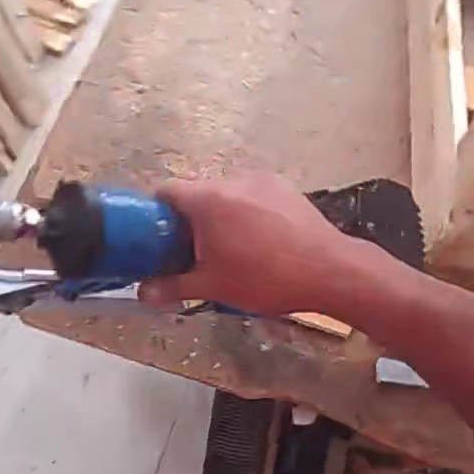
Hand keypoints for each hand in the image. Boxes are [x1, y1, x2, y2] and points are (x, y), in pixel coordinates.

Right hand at [137, 173, 373, 315]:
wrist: (330, 271)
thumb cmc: (267, 279)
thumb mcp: (215, 287)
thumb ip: (174, 287)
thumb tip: (143, 293)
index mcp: (209, 199)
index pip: (166, 191)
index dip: (155, 214)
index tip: (158, 239)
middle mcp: (235, 180)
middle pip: (198, 194)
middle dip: (191, 221)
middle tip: (194, 253)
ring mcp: (265, 181)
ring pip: (229, 195)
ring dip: (221, 217)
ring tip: (232, 251)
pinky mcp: (288, 189)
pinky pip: (255, 197)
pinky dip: (248, 214)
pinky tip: (261, 243)